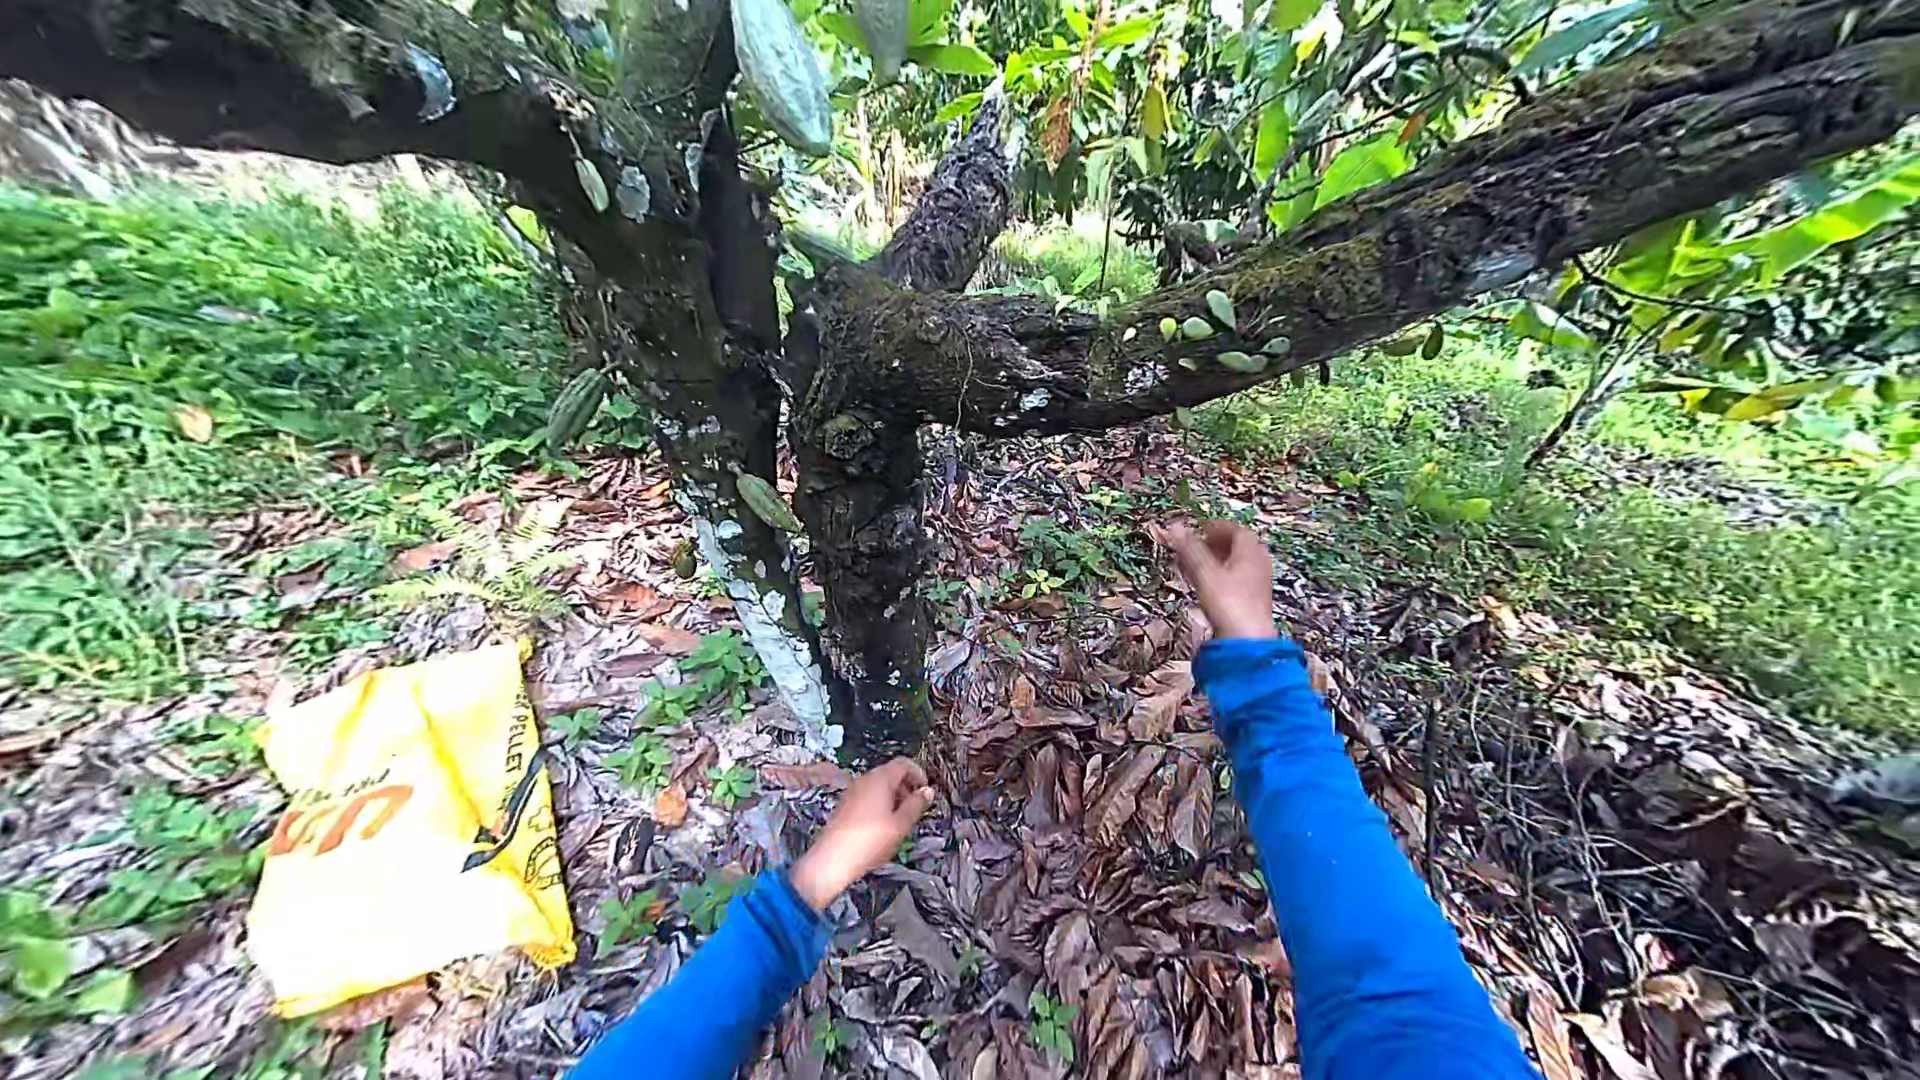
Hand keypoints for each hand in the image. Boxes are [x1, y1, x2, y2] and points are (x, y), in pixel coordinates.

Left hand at [788, 758, 935, 911]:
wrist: (832, 860)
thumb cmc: (870, 840)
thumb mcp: (901, 824)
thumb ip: (917, 805)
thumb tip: (927, 791)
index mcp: (881, 778)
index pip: (904, 763)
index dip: (919, 774)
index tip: (926, 793)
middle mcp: (865, 779)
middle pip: (891, 773)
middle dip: (907, 787)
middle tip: (915, 809)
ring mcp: (853, 791)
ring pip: (880, 785)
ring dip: (894, 797)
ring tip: (900, 821)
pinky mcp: (845, 805)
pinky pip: (868, 796)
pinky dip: (880, 804)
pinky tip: (881, 827)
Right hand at [1165, 520, 1276, 639]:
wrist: (1245, 640)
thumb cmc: (1228, 603)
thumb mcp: (1204, 572)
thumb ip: (1190, 549)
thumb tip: (1175, 526)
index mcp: (1251, 553)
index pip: (1236, 530)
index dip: (1216, 527)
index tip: (1200, 528)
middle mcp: (1258, 565)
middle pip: (1238, 546)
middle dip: (1215, 543)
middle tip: (1197, 544)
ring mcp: (1256, 583)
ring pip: (1236, 563)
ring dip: (1216, 560)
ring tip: (1196, 563)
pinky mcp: (1252, 600)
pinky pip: (1235, 579)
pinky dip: (1219, 575)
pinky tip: (1205, 583)